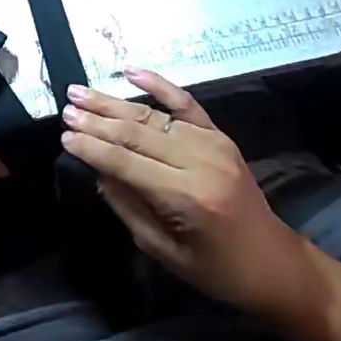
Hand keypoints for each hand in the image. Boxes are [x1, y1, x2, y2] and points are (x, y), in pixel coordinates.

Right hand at [60, 69, 324, 322]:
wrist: (276, 263)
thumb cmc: (217, 269)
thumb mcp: (164, 251)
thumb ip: (127, 207)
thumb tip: (97, 170)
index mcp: (187, 198)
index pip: (126, 164)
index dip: (92, 148)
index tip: (63, 136)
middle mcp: (199, 162)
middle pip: (135, 134)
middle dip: (96, 121)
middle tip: (66, 110)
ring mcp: (212, 143)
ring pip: (152, 115)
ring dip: (111, 102)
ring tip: (78, 91)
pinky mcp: (219, 135)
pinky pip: (185, 102)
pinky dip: (157, 84)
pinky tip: (129, 71)